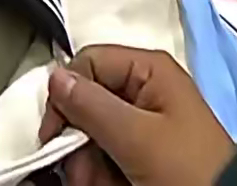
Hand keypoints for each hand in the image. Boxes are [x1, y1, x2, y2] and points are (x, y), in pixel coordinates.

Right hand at [38, 45, 236, 185]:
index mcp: (147, 68)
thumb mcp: (138, 137)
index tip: (51, 136)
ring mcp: (141, 123)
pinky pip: (105, 158)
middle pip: (88, 104)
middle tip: (90, 174)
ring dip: (89, 167)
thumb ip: (94, 107)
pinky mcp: (139, 153)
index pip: (90, 62)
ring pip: (92, 137)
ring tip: (108, 184)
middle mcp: (142, 88)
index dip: (66, 93)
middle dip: (80, 143)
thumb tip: (55, 77)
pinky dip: (102, 176)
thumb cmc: (185, 166)